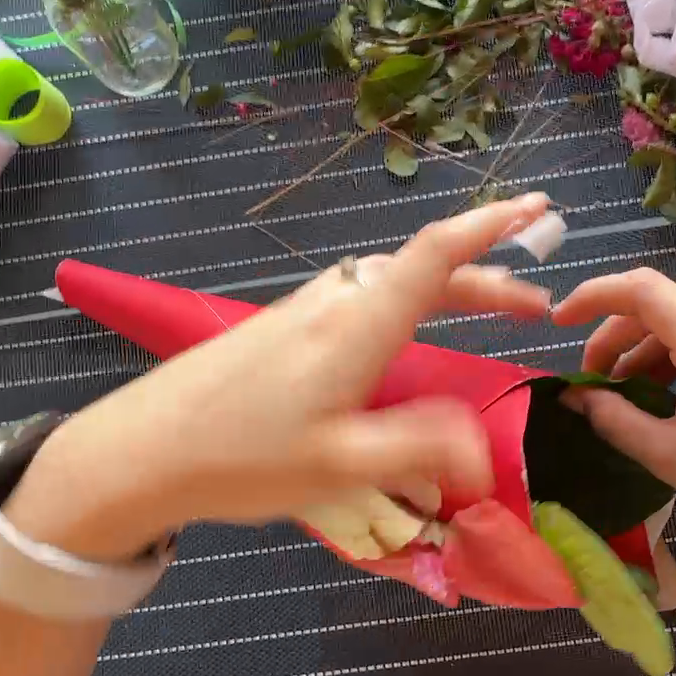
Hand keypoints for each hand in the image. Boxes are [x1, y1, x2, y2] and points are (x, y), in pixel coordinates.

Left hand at [9, 194, 555, 558]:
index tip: (538, 209)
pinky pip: (364, 298)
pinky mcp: (283, 328)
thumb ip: (421, 450)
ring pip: (392, 282)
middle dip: (488, 280)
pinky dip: (410, 303)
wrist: (137, 453)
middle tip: (534, 308)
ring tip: (487, 311)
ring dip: (449, 290)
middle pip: (422, 270)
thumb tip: (485, 455)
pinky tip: (406, 333)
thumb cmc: (242, 459)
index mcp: (357, 327)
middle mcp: (334, 304)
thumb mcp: (341, 466)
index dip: (491, 226)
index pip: (435, 256)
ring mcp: (304, 311)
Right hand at [551, 268, 675, 554]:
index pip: (640, 289)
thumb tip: (575, 397)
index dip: (591, 296)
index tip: (559, 321)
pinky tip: (658, 396)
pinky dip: (669, 358)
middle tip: (590, 384)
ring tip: (620, 397)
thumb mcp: (669, 455)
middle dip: (612, 338)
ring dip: (639, 351)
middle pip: (655, 306)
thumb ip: (613, 418)